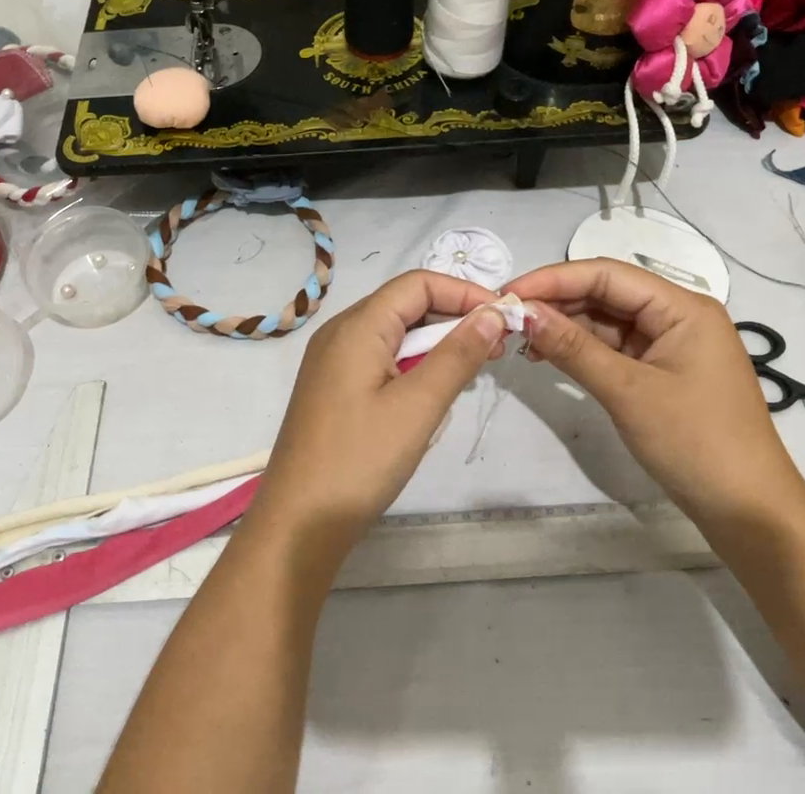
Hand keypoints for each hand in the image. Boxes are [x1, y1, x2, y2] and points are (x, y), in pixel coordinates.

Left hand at [253, 271, 508, 553]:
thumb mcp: (418, 406)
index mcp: (357, 326)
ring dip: (435, 344)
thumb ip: (457, 355)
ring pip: (394, 333)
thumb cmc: (360, 459)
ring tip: (472, 371)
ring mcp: (331, 361)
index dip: (464, 292)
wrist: (300, 520)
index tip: (504, 318)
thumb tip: (493, 312)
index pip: (418, 283)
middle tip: (496, 349)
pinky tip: (432, 394)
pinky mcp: (332, 388)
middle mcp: (340, 333)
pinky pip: (379, 358)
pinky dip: (412, 365)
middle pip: (405, 304)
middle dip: (453, 318)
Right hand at [505, 258, 804, 523]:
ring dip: (564, 326)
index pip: (607, 274)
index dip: (553, 279)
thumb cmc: (695, 442)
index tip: (506, 295)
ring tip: (518, 339)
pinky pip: (614, 348)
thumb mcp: (628, 392)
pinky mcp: (662, 372)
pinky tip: (547, 356)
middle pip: (606, 293)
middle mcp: (678, 316)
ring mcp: (671, 345)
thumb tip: (522, 313)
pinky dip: (581, 350)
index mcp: (682, 307)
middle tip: (504, 318)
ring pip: (607, 321)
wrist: (748, 509)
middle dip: (556, 302)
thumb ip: (573, 348)